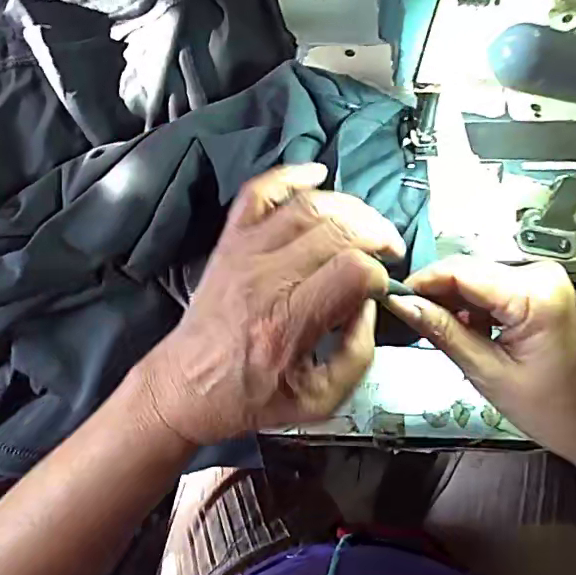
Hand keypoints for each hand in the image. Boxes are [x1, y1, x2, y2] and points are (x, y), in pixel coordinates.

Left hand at [136, 164, 402, 445]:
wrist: (186, 386)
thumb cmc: (252, 397)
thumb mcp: (321, 400)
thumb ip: (359, 354)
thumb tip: (370, 303)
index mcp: (289, 322)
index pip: (352, 270)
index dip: (379, 275)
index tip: (381, 288)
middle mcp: (267, 278)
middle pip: (337, 229)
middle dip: (375, 234)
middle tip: (389, 249)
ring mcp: (244, 253)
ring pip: (307, 206)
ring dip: (349, 207)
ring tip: (367, 225)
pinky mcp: (229, 242)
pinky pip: (258, 192)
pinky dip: (290, 175)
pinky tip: (317, 174)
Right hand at [386, 256, 575, 468]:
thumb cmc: (549, 407)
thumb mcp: (487, 372)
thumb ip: (443, 331)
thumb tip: (402, 303)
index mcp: (535, 294)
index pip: (461, 272)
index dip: (422, 282)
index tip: (392, 299)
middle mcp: (540, 274)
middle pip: (467, 272)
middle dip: (435, 294)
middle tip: (409, 322)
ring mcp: (541, 279)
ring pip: (475, 279)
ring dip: (452, 302)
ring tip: (439, 335)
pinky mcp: (538, 288)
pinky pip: (491, 288)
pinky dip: (471, 307)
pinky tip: (465, 332)